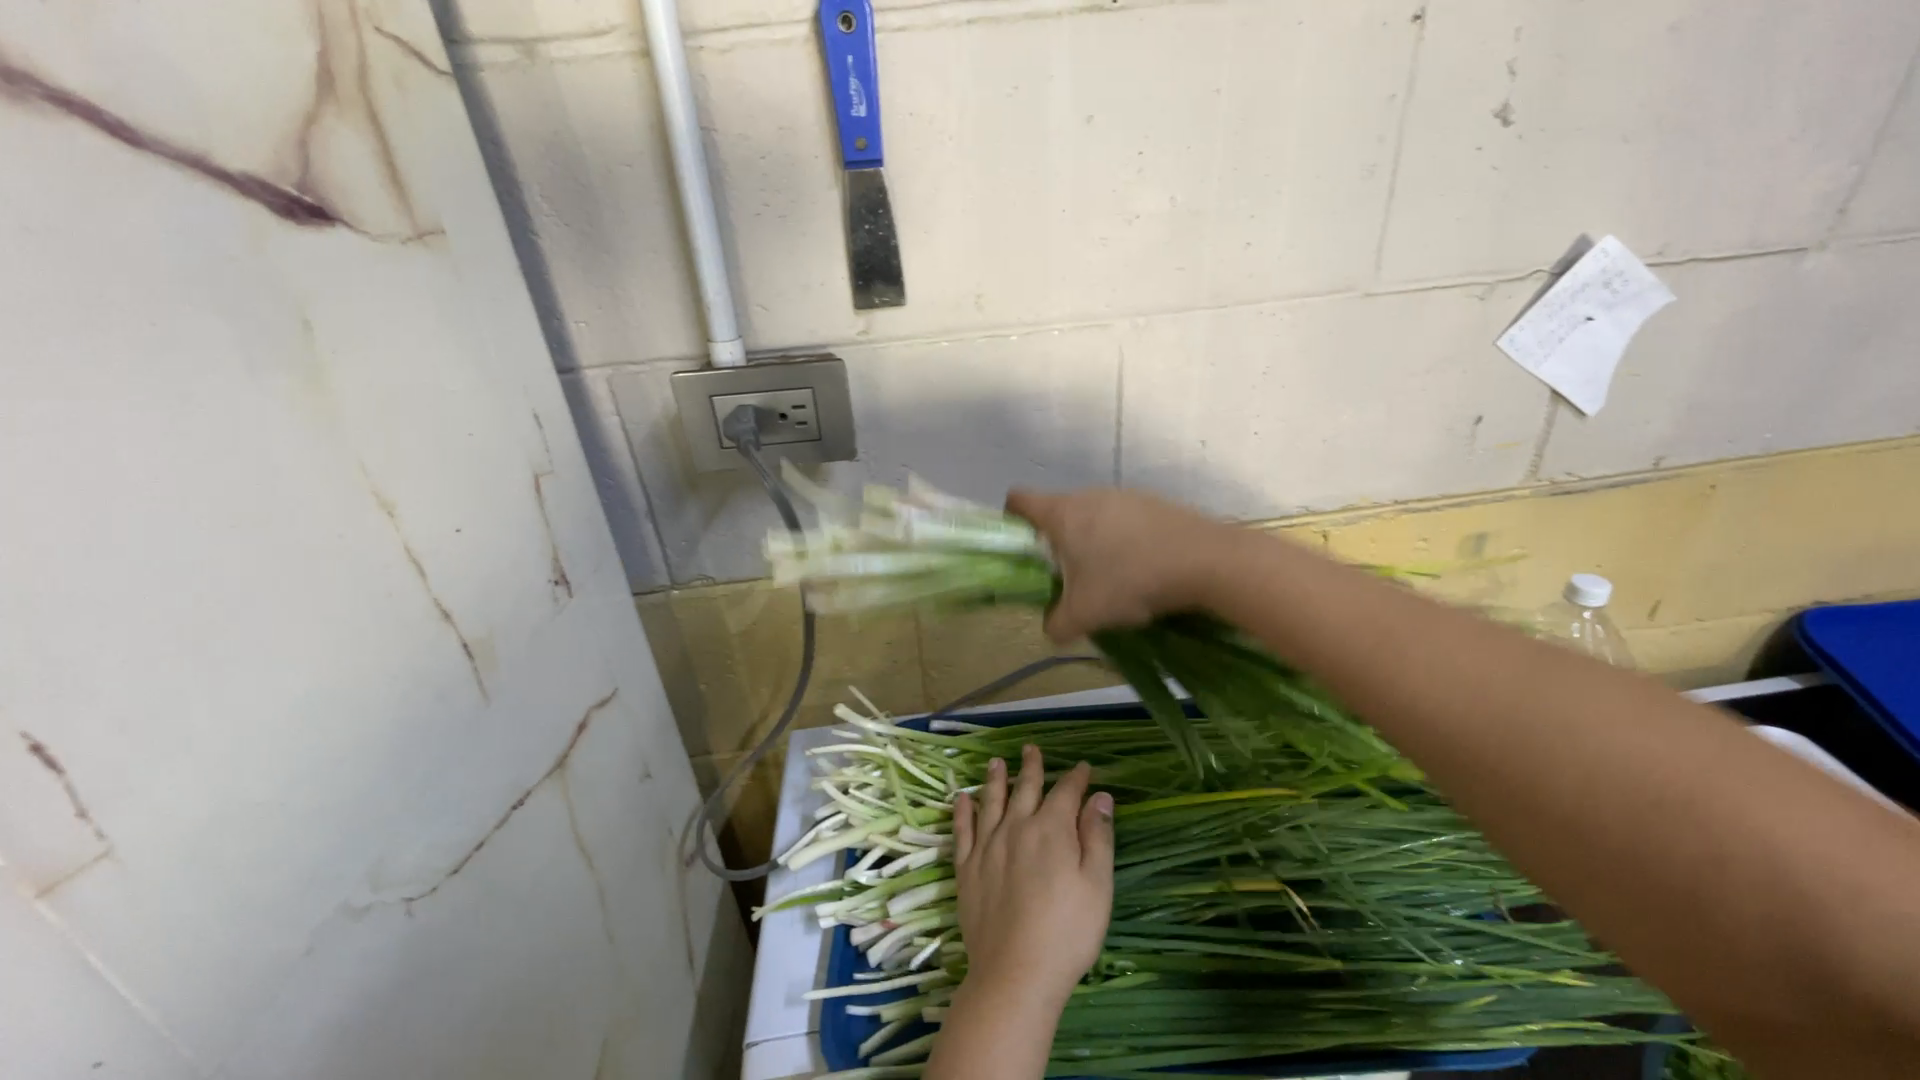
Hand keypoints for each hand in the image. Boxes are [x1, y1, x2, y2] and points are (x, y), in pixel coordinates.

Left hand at [951, 746, 1114, 1007]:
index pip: (1065, 792)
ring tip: (996, 762)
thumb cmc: (1067, 933)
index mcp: (1052, 830)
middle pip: (1025, 789)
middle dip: (1032, 767)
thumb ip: (1097, 838)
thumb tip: (1100, 797)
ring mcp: (987, 847)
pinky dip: (963, 811)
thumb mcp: (1097, 886)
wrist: (1015, 972)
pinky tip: (962, 799)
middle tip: (1031, 749)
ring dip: (995, 779)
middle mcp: (1016, 828)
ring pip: (991, 802)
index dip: (1076, 778)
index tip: (1083, 767)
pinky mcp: (966, 869)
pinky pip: (962, 830)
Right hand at [1007, 488, 1239, 642]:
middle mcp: (1090, 495)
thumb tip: (1051, 627)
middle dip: (1057, 546)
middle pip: (1058, 514)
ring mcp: (1126, 496)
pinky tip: (1144, 573)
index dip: (1010, 521)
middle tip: (1068, 581)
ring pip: (1094, 519)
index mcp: (1062, 513)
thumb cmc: (1130, 580)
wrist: (1206, 561)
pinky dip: (1125, 545)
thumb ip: (1056, 624)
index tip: (1020, 550)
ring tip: (1111, 582)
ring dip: (1093, 546)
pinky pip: (1127, 523)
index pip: (1019, 500)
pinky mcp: (1156, 504)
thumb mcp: (1084, 615)